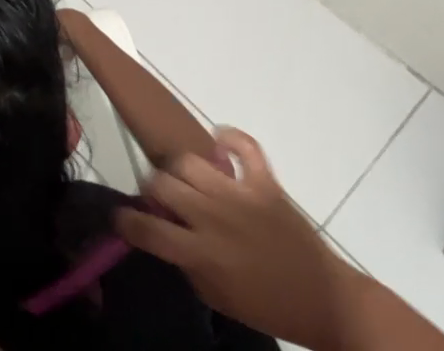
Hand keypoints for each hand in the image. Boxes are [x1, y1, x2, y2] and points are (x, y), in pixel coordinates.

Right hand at [115, 127, 362, 348]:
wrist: (323, 299)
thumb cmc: (264, 304)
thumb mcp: (214, 295)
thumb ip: (183, 261)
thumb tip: (161, 231)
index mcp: (200, 252)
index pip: (147, 228)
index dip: (124, 221)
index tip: (120, 217)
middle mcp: (214, 217)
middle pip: (162, 183)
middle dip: (151, 189)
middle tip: (159, 198)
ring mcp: (241, 195)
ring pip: (189, 161)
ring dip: (179, 169)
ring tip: (185, 178)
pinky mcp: (266, 183)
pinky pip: (244, 145)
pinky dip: (229, 138)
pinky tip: (219, 143)